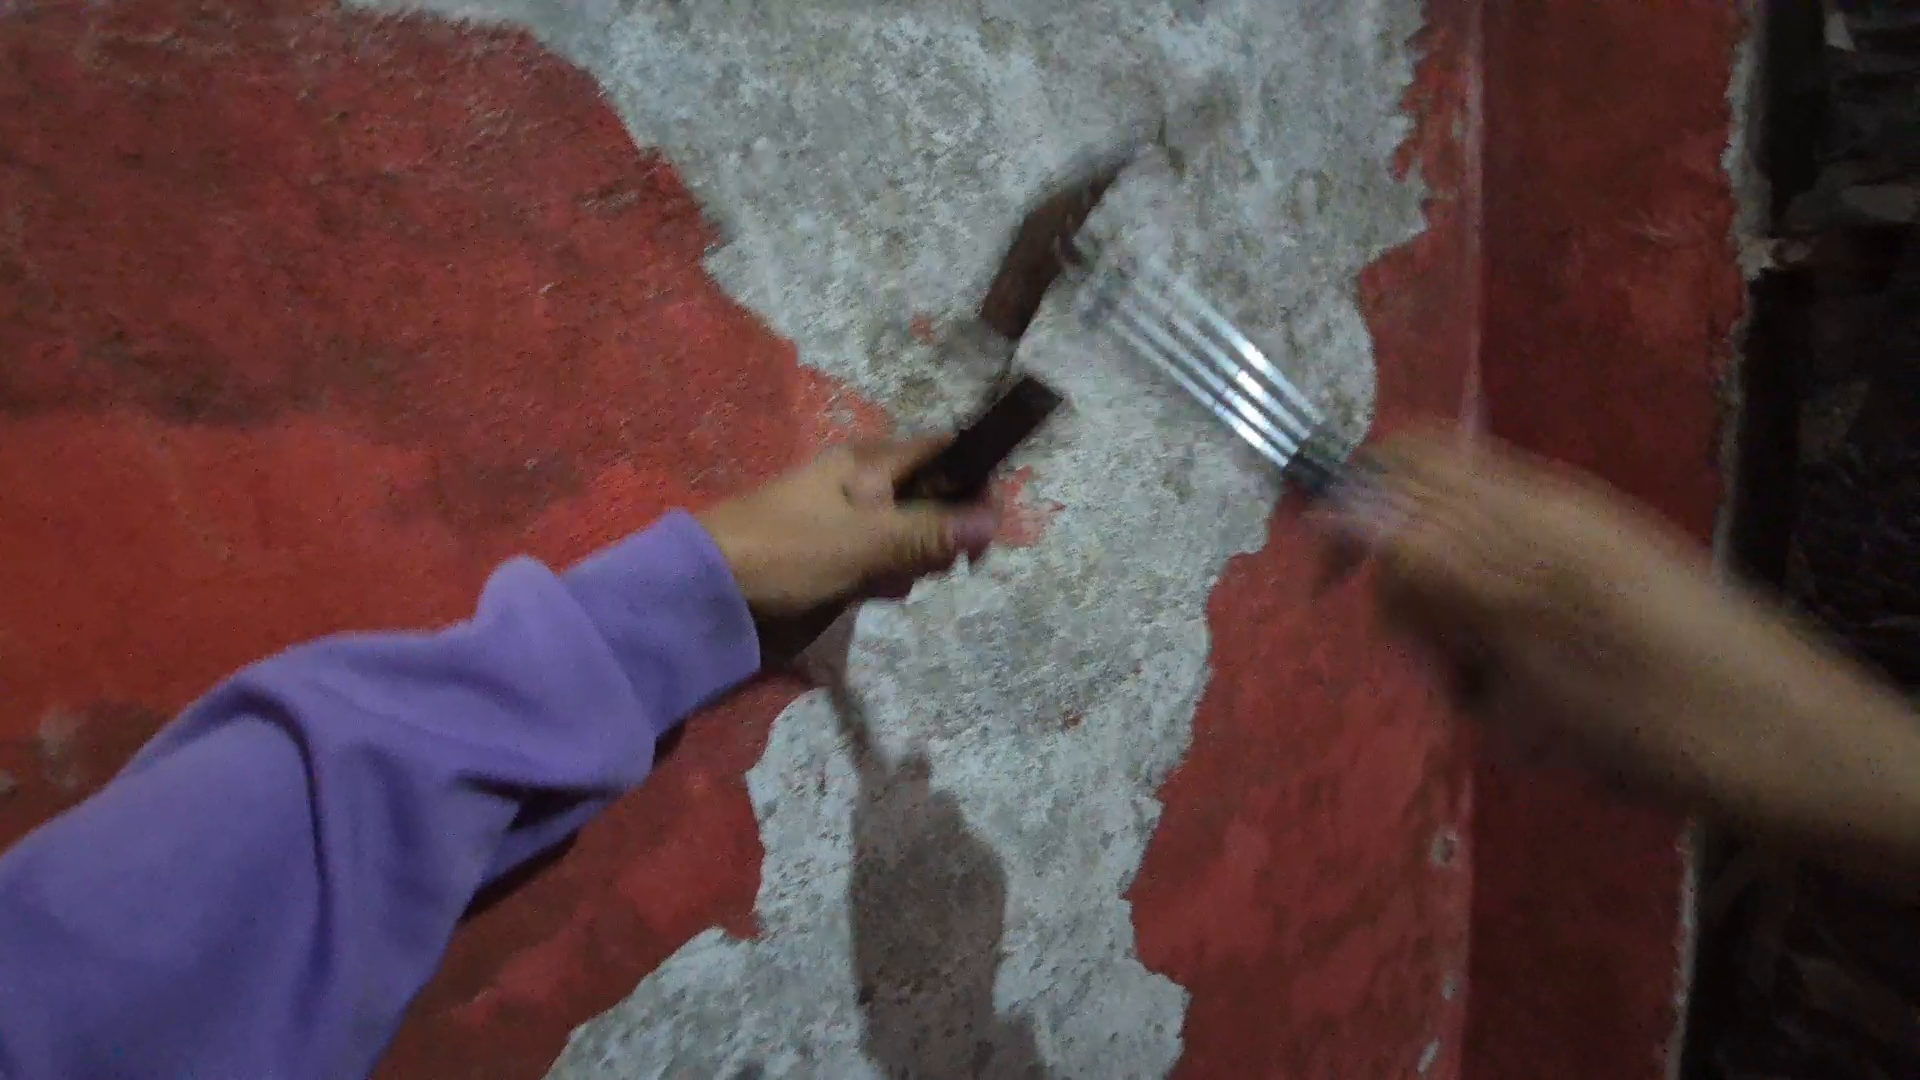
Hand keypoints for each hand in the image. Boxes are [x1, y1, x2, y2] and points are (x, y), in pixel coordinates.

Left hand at [695, 439, 998, 615]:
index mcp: (869, 461)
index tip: (986, 524)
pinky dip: (884, 576)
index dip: (973, 479)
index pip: (943, 452)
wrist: (711, 588)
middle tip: (931, 562)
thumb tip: (993, 523)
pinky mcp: (836, 551)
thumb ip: (930, 532)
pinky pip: (882, 558)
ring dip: (911, 561)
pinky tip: (869, 592)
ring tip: (888, 581)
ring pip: (909, 534)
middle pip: (932, 497)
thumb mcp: (867, 540)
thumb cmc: (790, 550)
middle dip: (940, 533)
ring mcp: (849, 517)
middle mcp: (864, 481)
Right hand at [1322, 426, 1919, 886]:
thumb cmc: (1658, 713)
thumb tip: (1332, 513)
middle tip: (1441, 664)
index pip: (1396, 465)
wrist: (1813, 761)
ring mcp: (1570, 548)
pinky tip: (1525, 698)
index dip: (1343, 509)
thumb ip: (1423, 567)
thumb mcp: (1520, 643)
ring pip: (1452, 569)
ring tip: (1493, 695)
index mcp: (1522, 514)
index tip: (1327, 587)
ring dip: (1448, 638)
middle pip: (1415, 519)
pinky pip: (1497, 606)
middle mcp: (1542, 514)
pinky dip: (1489, 655)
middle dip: (1403, 596)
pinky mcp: (1590, 587)